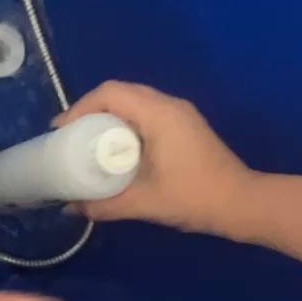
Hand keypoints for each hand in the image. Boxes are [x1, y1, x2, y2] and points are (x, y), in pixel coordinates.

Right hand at [59, 81, 260, 236]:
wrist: (241, 204)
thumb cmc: (195, 198)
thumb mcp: (144, 203)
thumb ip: (104, 205)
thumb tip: (70, 207)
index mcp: (160, 115)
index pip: (111, 93)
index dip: (80, 107)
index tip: (61, 131)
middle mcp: (169, 106)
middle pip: (120, 94)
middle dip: (89, 112)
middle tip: (68, 138)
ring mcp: (178, 116)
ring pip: (132, 104)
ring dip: (105, 119)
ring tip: (84, 145)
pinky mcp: (182, 128)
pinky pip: (143, 116)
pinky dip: (121, 127)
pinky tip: (111, 153)